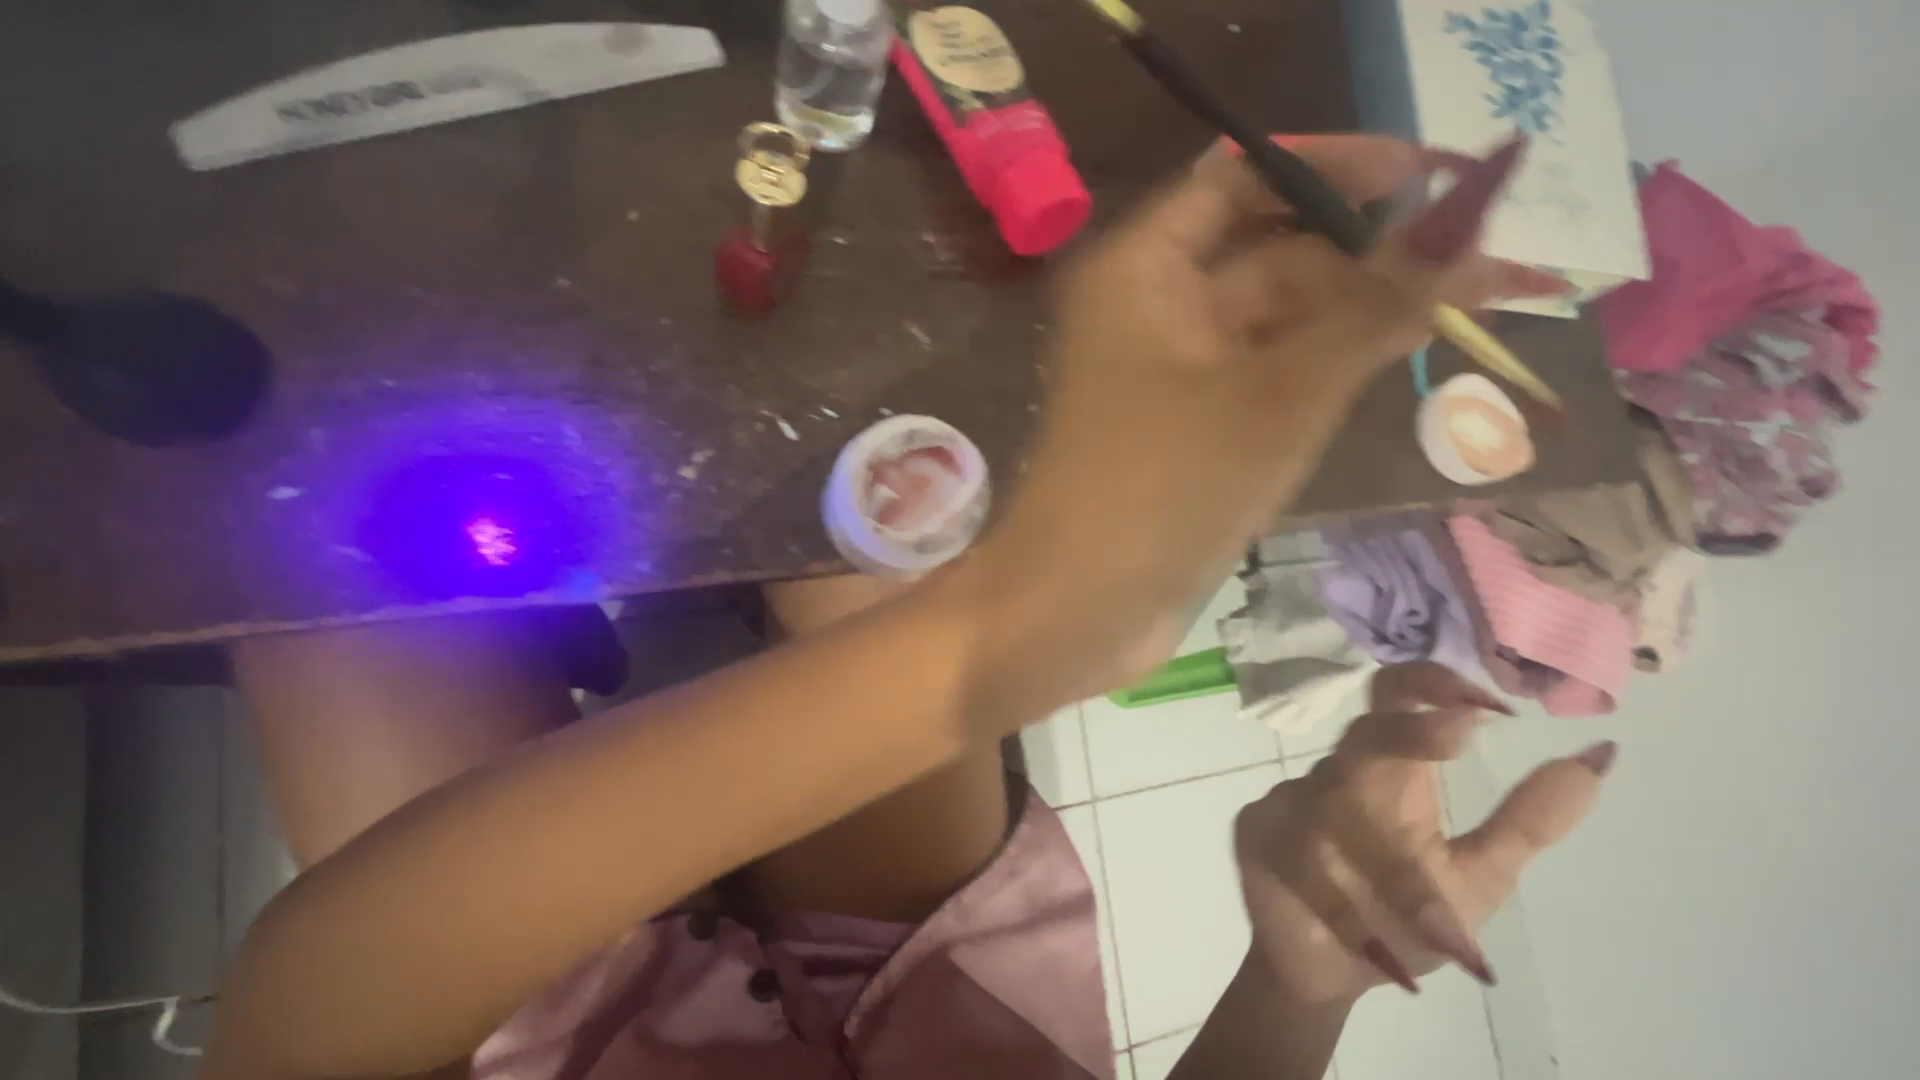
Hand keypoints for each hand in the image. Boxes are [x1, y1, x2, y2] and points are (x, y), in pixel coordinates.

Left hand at [964, 135, 1563, 713]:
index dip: (1332, 168)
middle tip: (1486, 258)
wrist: (1079, 607)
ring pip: (1273, 319)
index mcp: (1140, 269)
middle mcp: (1148, 307)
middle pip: (1266, 250)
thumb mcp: (1278, 393)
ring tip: (1476, 303)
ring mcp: (1168, 372)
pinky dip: (1324, 365)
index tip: (1430, 174)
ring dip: (1359, 311)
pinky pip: (1263, 374)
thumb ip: (1372, 305)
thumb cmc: (1164, 488)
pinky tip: (1402, 355)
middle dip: (1367, 252)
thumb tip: (1470, 212)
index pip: (1238, 178)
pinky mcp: (1189, 428)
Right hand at [1234, 663, 1612, 1004]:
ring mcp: (1291, 802)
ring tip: (1445, 935)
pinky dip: (1343, 908)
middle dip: (1410, 732)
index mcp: (1392, 774)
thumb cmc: (1408, 920)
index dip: (1430, 683)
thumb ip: (1529, 819)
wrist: (1329, 973)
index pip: (1397, 697)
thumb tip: (1603, 752)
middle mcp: (1340, 776)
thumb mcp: (1480, 875)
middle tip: (1463, 731)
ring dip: (1394, 877)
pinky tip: (1372, 946)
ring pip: (1338, 813)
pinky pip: (1302, 861)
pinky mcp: (1258, 835)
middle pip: (1366, 732)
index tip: (1486, 704)